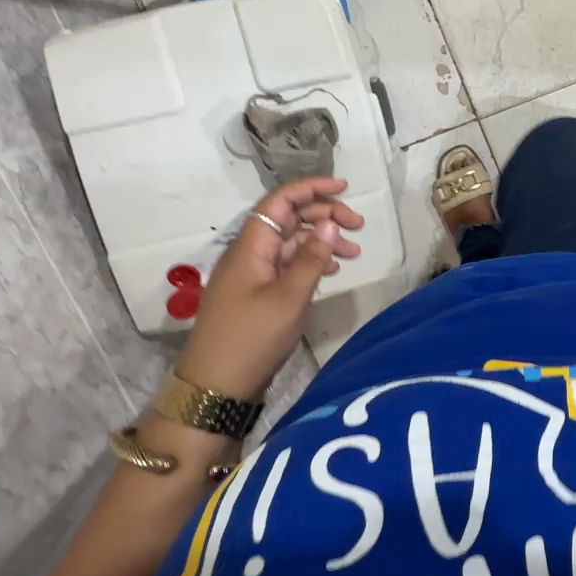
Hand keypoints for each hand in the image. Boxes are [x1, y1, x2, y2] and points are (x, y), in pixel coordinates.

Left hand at [175, 178, 363, 399]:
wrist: (216, 387)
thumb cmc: (253, 337)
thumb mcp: (290, 297)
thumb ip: (312, 257)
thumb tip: (330, 222)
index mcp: (251, 246)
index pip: (281, 201)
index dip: (312, 188)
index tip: (346, 188)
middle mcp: (250, 253)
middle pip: (288, 218)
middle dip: (324, 215)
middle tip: (359, 226)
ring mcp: (252, 274)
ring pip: (291, 242)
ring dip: (322, 240)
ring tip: (354, 253)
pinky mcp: (257, 294)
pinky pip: (287, 264)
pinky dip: (312, 261)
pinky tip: (333, 271)